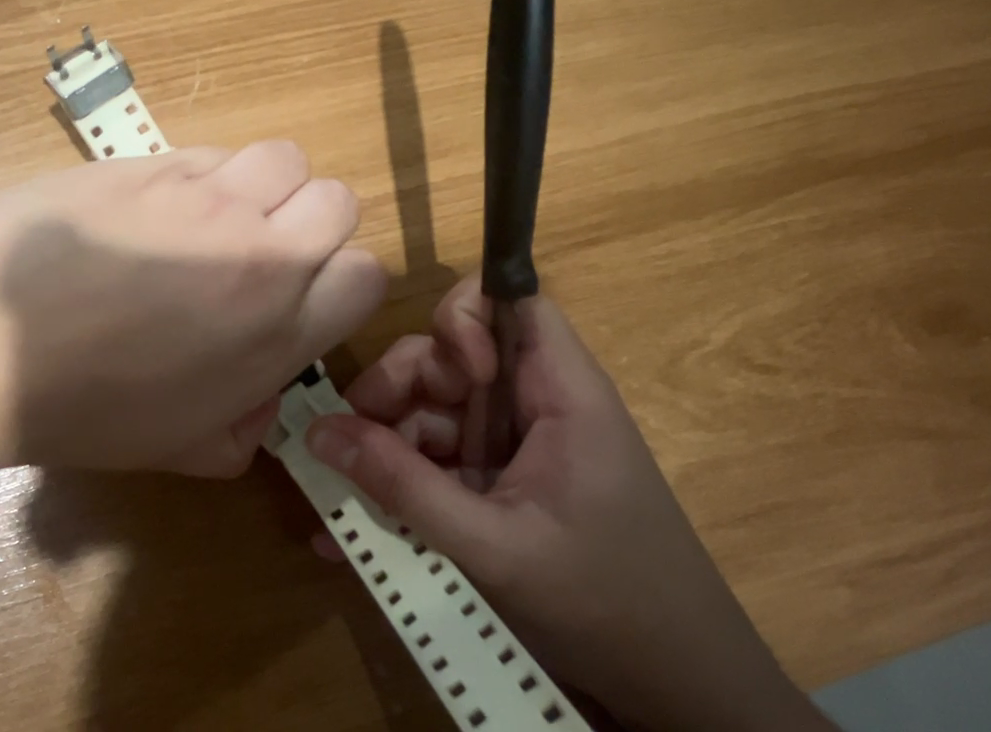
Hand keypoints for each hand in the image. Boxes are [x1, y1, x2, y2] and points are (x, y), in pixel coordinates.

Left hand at [0, 140, 387, 477]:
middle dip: (308, 224)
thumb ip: (243, 424)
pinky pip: (206, 152)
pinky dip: (199, 175)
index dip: (336, 282)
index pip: (366, 273)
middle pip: (336, 198)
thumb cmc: (75, 411)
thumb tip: (260, 393)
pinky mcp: (145, 162)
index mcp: (276, 332)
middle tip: (254, 252)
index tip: (296, 296)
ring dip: (259, 186)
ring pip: (279, 158)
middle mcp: (256, 253)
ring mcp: (201, 198)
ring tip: (207, 218)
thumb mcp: (176, 451)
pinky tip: (150, 206)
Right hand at [304, 275, 833, 731]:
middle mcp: (533, 406)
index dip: (464, 318)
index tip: (441, 377)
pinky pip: (434, 460)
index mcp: (561, 396)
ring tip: (340, 502)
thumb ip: (402, 488)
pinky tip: (355, 531)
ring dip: (383, 447)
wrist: (673, 688)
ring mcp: (512, 446)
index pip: (513, 303)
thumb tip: (317, 432)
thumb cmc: (605, 604)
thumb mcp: (491, 547)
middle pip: (450, 359)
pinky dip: (396, 484)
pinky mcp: (496, 483)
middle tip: (348, 444)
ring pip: (431, 410)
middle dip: (394, 393)